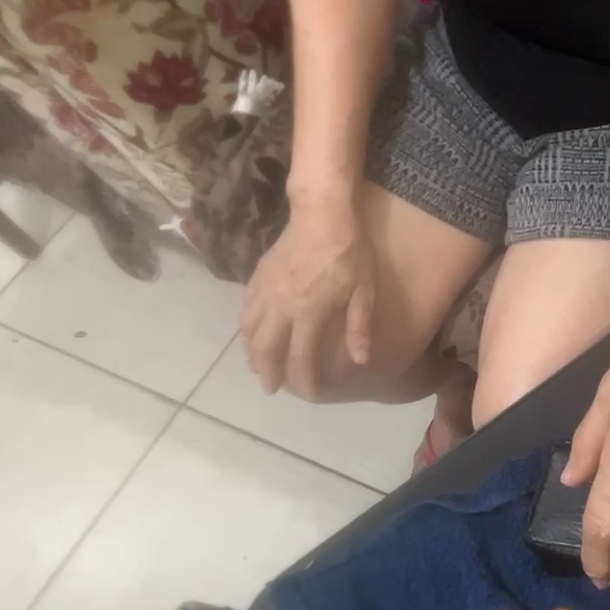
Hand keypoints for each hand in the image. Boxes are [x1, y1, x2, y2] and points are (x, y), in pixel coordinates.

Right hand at [240, 189, 374, 398]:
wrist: (321, 214)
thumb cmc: (349, 253)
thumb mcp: (363, 291)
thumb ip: (358, 327)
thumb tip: (360, 360)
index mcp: (308, 313)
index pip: (301, 357)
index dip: (305, 380)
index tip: (310, 395)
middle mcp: (280, 307)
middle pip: (267, 349)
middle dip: (269, 373)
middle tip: (271, 390)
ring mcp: (265, 291)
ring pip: (250, 331)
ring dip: (252, 353)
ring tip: (257, 368)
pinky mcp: (258, 276)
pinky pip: (245, 309)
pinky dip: (246, 328)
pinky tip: (251, 334)